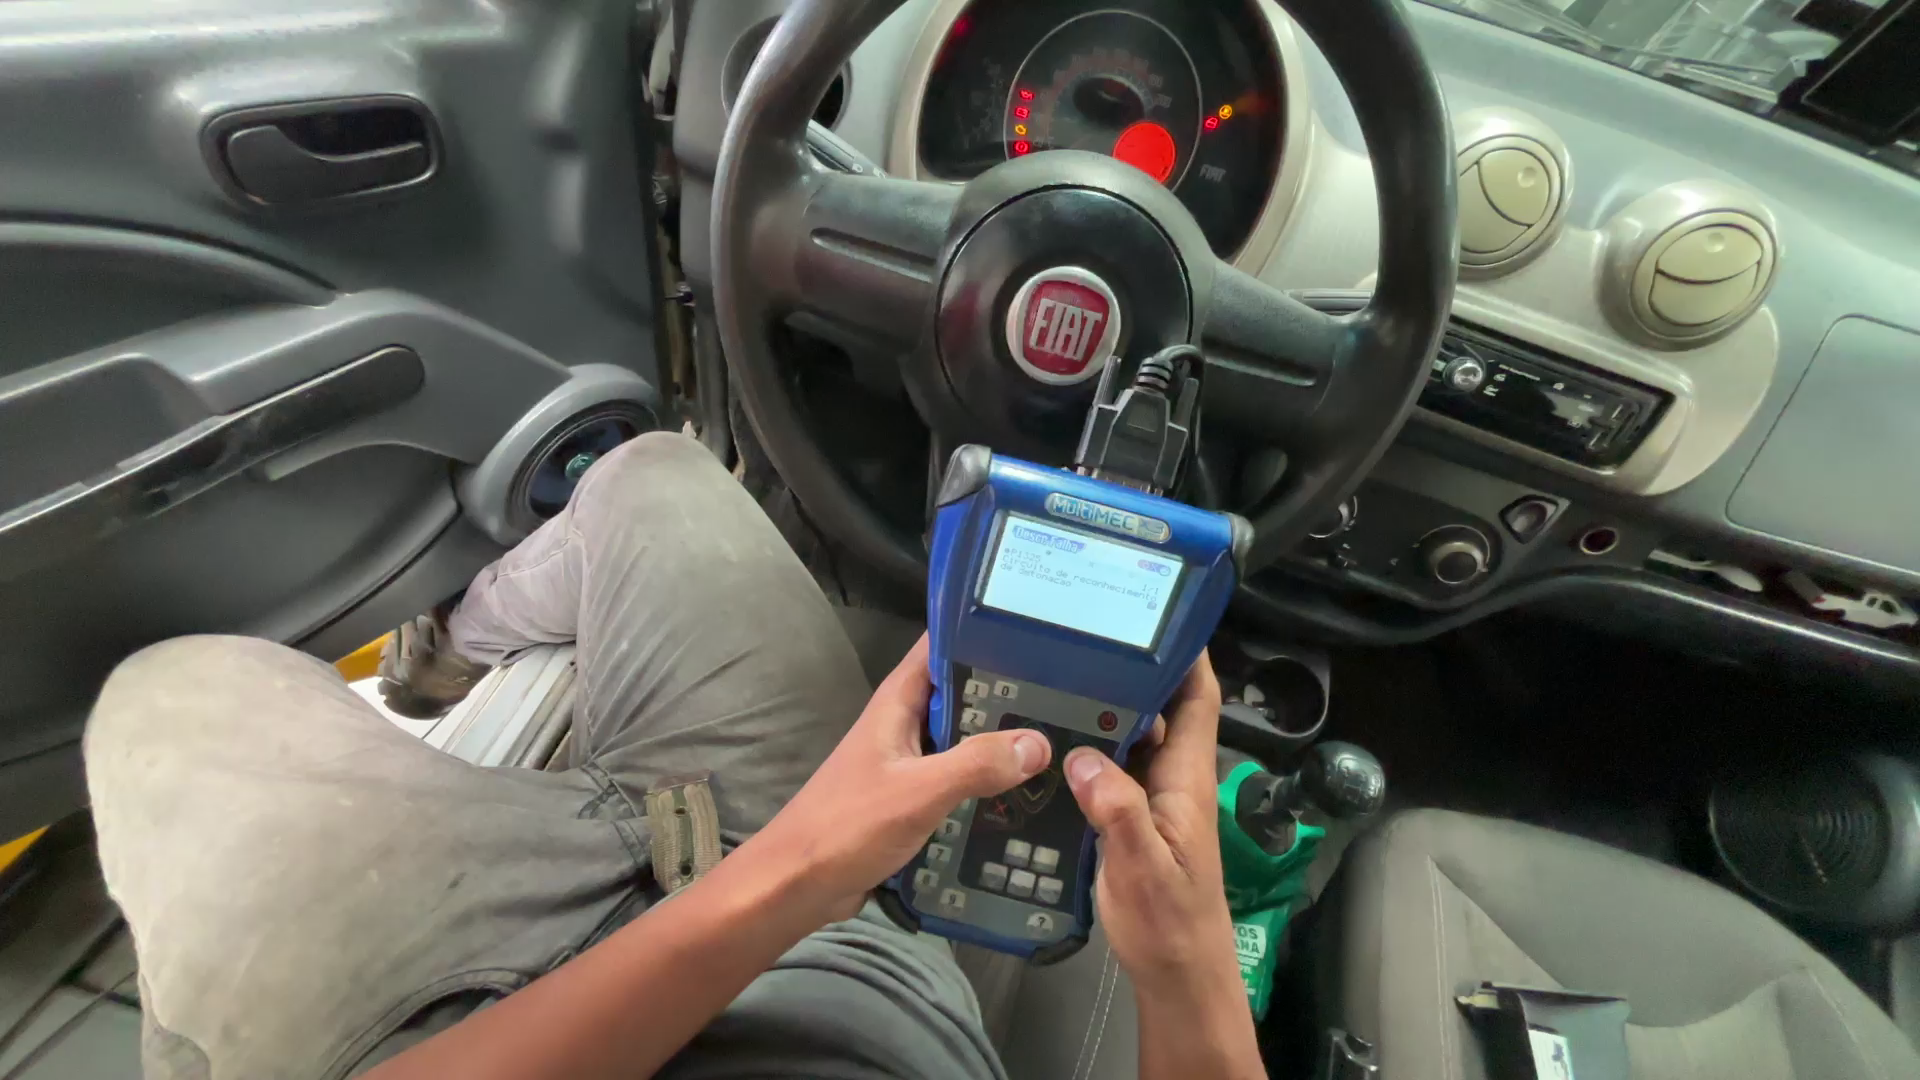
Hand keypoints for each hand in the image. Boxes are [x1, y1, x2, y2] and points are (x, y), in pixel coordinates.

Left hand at [734, 635, 1051, 925]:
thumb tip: (1039, 742)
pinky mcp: (915, 794)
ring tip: (1062, 741)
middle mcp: (906, 720)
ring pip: (965, 737)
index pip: (945, 644)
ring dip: (1003, 741)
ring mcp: (911, 758)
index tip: (1039, 638)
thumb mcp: (917, 791)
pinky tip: (1029, 791)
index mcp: (899, 699)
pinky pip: (960, 776)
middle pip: (965, 693)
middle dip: (1009, 693)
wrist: (797, 886)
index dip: (987, 634)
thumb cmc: (847, 825)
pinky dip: (989, 779)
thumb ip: (976, 764)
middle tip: (1069, 696)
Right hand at [1061, 652, 1260, 1078]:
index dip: (1187, 654)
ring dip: (1102, 706)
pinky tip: (1051, 736)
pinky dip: (1087, 743)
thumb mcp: (1142, 867)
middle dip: (1128, 670)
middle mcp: (1171, 775)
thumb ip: (1117, 811)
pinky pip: (1109, 763)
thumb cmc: (1171, 921)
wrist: (1177, 973)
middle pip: (1157, 707)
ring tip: (1056, 675)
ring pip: (1129, 734)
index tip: (1158, 615)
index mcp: (1185, 775)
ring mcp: (1150, 794)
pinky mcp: (1130, 812)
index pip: (1197, 699)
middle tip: (1080, 638)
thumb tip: (1082, 757)